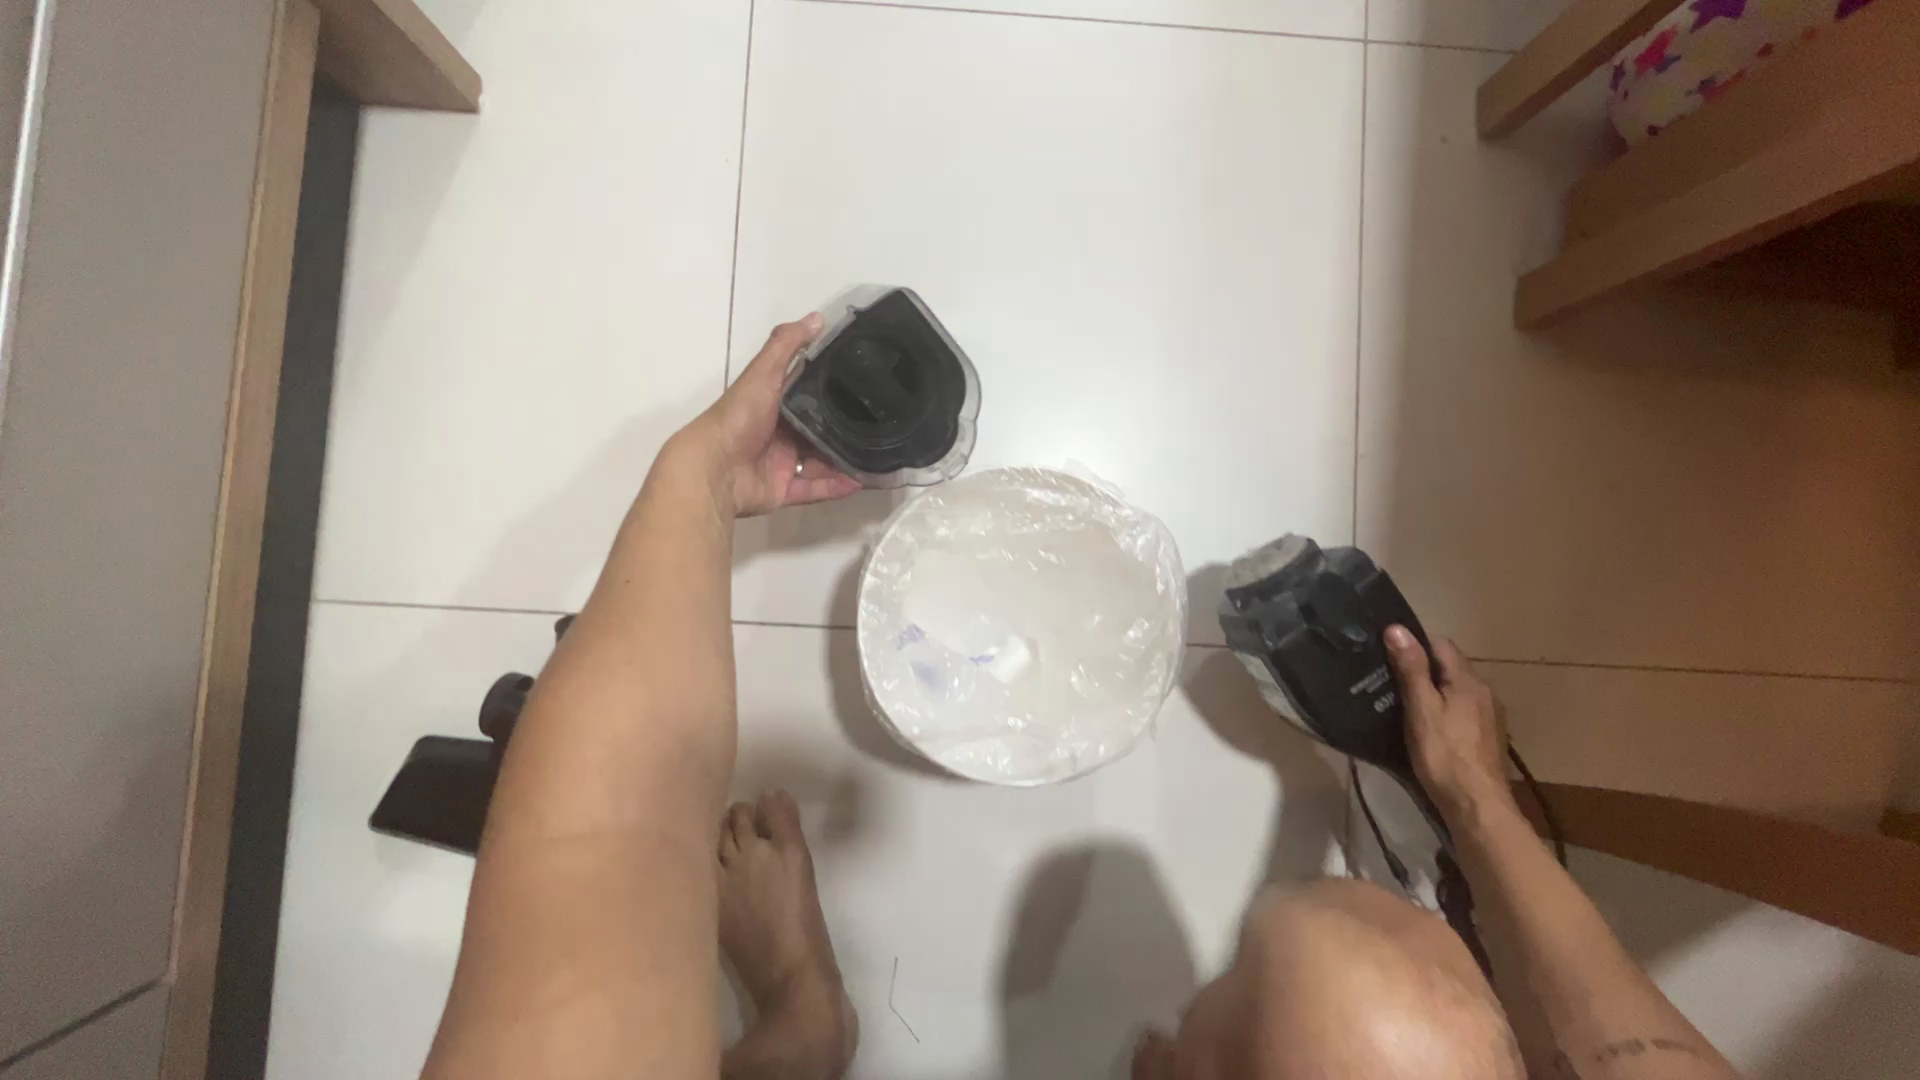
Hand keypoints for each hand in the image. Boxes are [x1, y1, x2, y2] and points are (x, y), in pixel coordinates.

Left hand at [688, 314, 862, 517]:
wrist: (715, 467)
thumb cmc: (738, 416)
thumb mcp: (763, 373)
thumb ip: (787, 346)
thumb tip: (817, 317)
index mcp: (772, 405)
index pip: (807, 395)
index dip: (832, 390)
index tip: (862, 385)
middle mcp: (778, 434)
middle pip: (817, 431)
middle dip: (843, 430)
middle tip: (877, 426)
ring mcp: (780, 464)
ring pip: (820, 462)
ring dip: (844, 461)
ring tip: (876, 457)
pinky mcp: (783, 491)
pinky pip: (815, 489)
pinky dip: (836, 486)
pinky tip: (861, 481)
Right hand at [1383, 626, 1514, 819]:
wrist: (1477, 806)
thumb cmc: (1443, 754)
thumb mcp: (1421, 708)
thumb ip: (1411, 668)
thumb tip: (1397, 628)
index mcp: (1468, 680)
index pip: (1440, 644)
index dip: (1413, 645)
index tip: (1387, 656)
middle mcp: (1484, 692)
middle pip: (1449, 666)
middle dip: (1421, 667)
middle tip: (1388, 679)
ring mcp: (1488, 716)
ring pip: (1455, 688)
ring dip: (1432, 689)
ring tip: (1402, 701)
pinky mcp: (1486, 736)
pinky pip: (1460, 709)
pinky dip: (1442, 709)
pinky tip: (1426, 725)